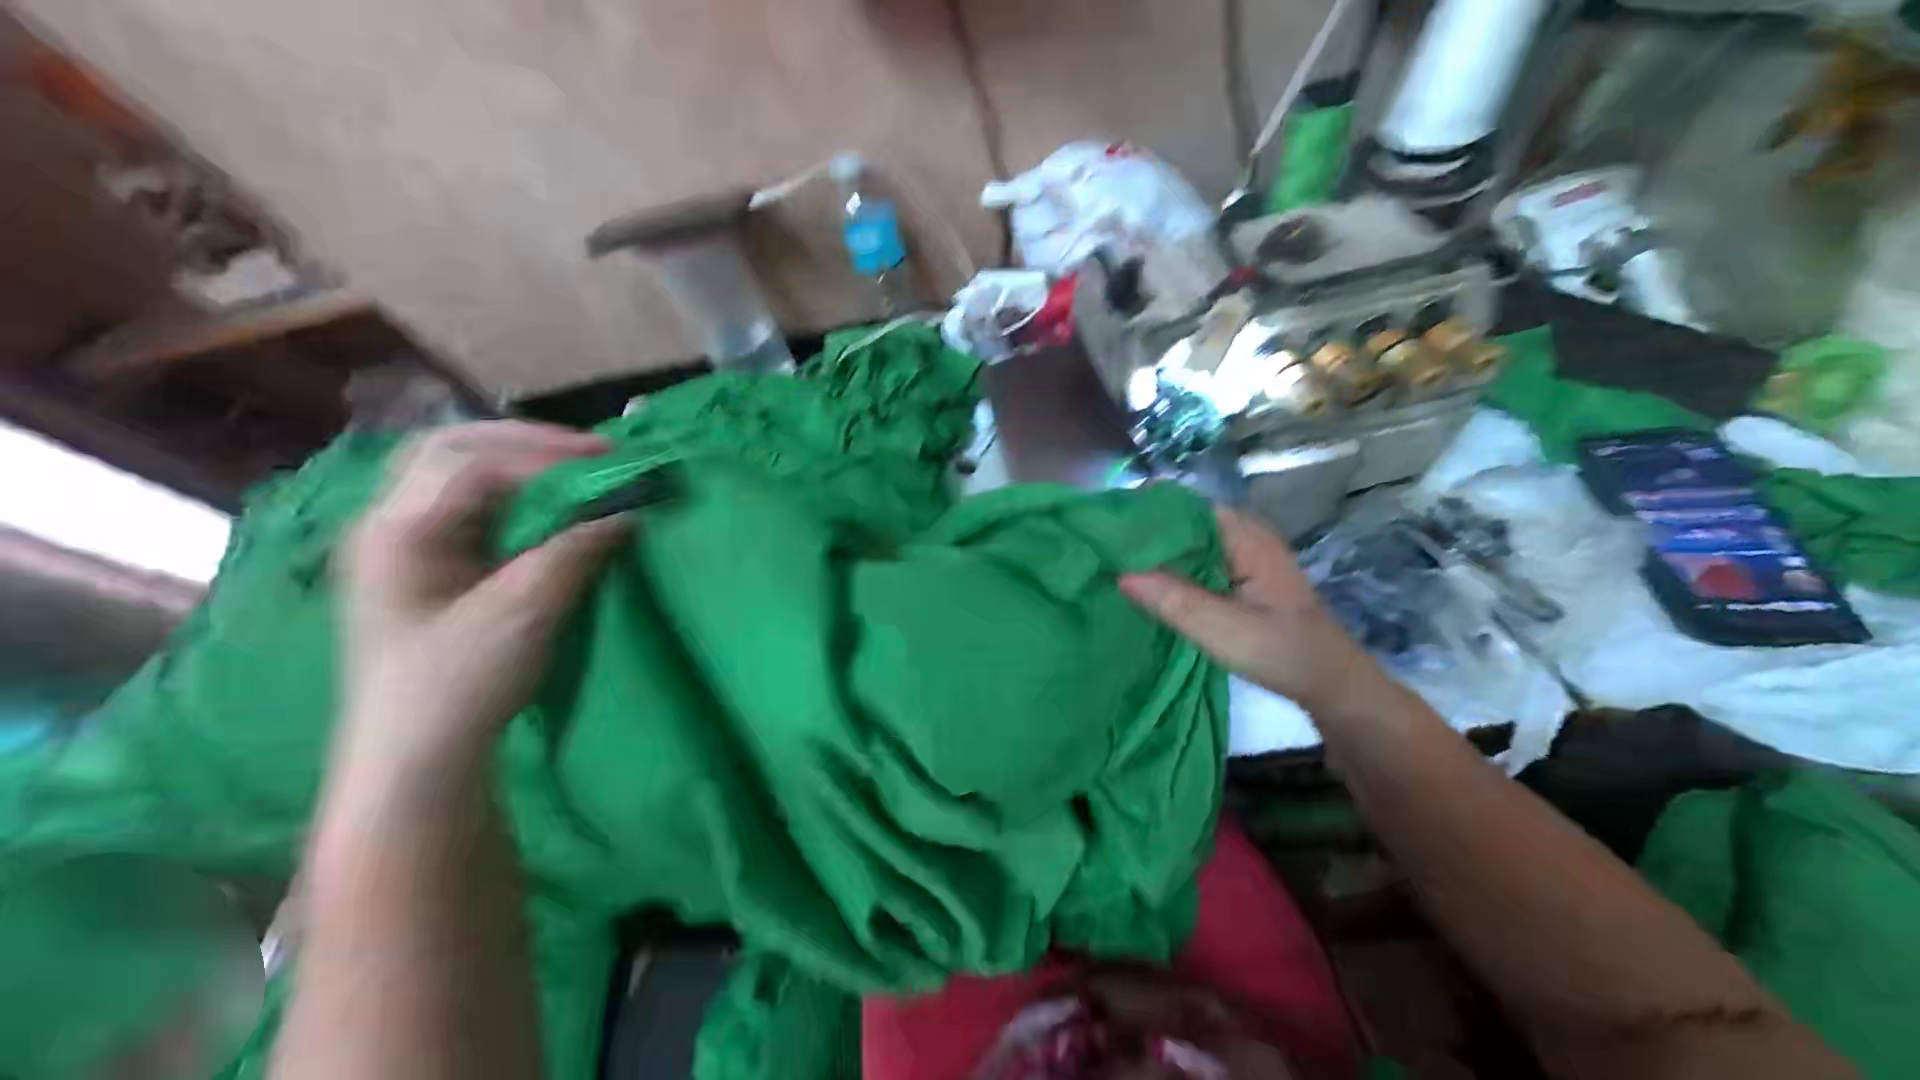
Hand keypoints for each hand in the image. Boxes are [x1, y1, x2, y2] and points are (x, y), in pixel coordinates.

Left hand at [337, 421, 626, 779]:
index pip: (472, 463)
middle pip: (455, 447)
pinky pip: (468, 497)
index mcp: (397, 532)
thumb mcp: (523, 617)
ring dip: (520, 458)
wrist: (418, 754)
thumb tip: (628, 509)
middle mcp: (388, 521)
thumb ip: (574, 553)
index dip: (545, 455)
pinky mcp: (425, 558)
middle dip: (530, 443)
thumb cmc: (459, 687)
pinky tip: (547, 496)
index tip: (610, 462)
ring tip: (577, 466)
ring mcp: (401, 538)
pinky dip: (515, 485)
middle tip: (596, 454)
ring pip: (457, 466)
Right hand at [1119, 505, 1378, 710]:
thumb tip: (1120, 573)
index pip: (1182, 507)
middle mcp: (1240, 534)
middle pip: (1179, 521)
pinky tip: (1141, 583)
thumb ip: (1175, 601)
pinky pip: (1191, 560)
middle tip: (1098, 550)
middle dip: (1141, 534)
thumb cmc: (1283, 652)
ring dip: (1152, 553)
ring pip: (1184, 542)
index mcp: (1244, 535)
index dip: (1143, 514)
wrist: (1329, 681)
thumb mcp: (1226, 631)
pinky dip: (1166, 569)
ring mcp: (1237, 554)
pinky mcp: (1233, 575)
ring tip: (1108, 563)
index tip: (1103, 529)